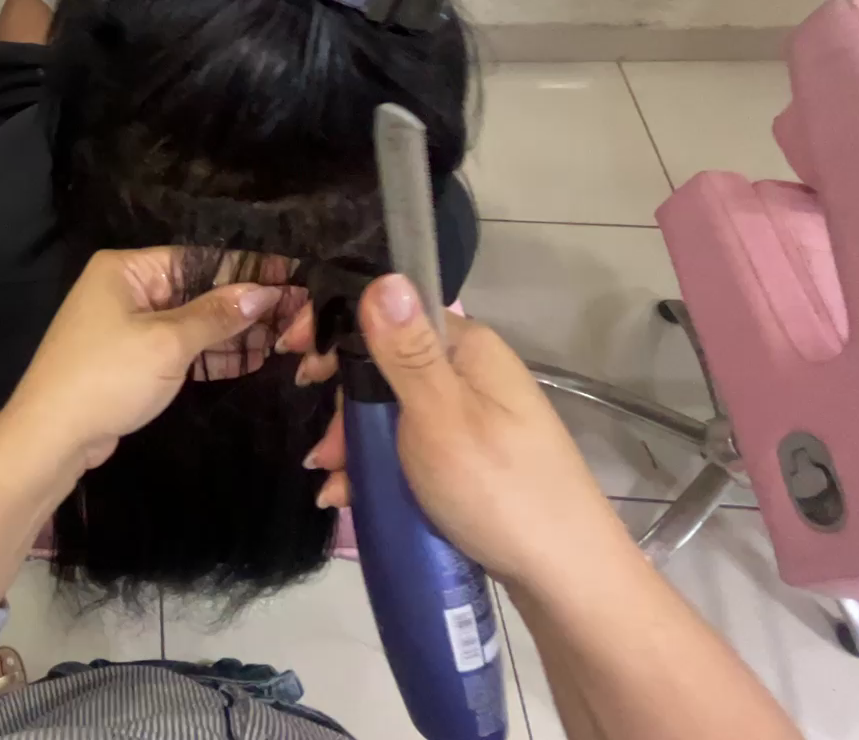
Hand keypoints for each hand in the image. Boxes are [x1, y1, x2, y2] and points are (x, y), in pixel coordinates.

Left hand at [0, 247, 290, 468]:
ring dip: (230, 333)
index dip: (244, 270)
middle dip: (242, 305)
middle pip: (194, 290)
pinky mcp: (131, 358)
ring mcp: (126, 325)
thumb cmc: (108, 377)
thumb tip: (264, 291)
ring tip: (287, 338)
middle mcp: (124, 289)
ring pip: (189, 321)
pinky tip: (251, 359)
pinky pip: (178, 347)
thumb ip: (216, 315)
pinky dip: (209, 354)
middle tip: (298, 314)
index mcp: (125, 269)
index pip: (196, 259)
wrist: (52, 435)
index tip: (292, 276)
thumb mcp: (167, 343)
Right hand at [305, 274, 632, 590]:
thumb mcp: (439, 415)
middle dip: (341, 403)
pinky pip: (402, 442)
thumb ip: (405, 349)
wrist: (566, 583)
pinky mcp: (463, 452)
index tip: (292, 354)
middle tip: (320, 442)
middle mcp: (466, 372)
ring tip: (330, 477)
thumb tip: (384, 275)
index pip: (388, 312)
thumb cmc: (496, 489)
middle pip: (380, 365)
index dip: (335, 329)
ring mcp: (466, 414)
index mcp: (466, 349)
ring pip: (386, 409)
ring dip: (350, 439)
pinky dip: (371, 462)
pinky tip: (347, 491)